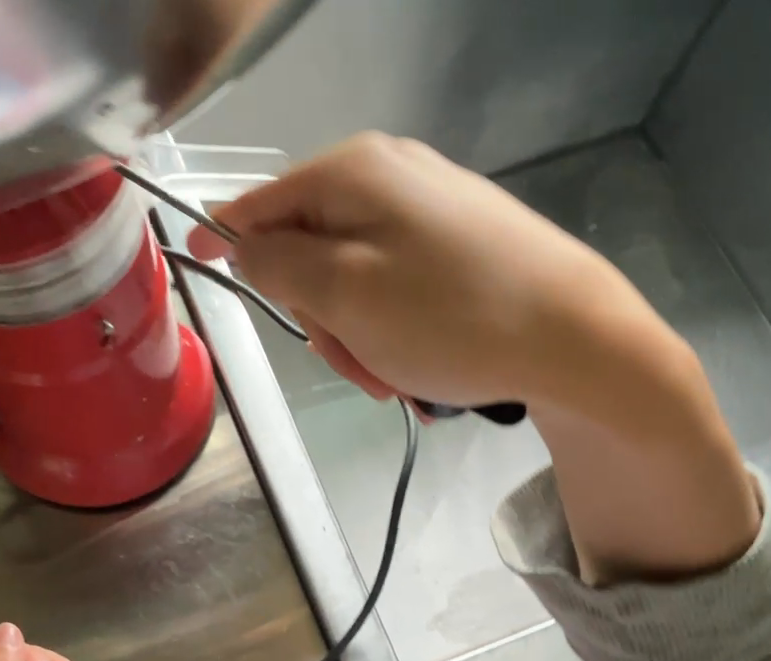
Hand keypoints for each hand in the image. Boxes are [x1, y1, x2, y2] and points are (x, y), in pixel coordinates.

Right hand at [188, 133, 696, 422]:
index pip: (261, 202)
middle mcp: (390, 176)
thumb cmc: (448, 316)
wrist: (576, 338)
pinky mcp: (463, 242)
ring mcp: (431, 208)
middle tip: (352, 360)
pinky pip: (397, 286)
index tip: (194, 261)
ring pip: (353, 277)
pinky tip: (419, 363)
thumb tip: (237, 236)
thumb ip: (276, 262)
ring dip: (359, 334)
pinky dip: (394, 330)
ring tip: (393, 375)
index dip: (224, 237)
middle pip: (310, 248)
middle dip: (319, 315)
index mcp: (352, 174)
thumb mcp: (343, 293)